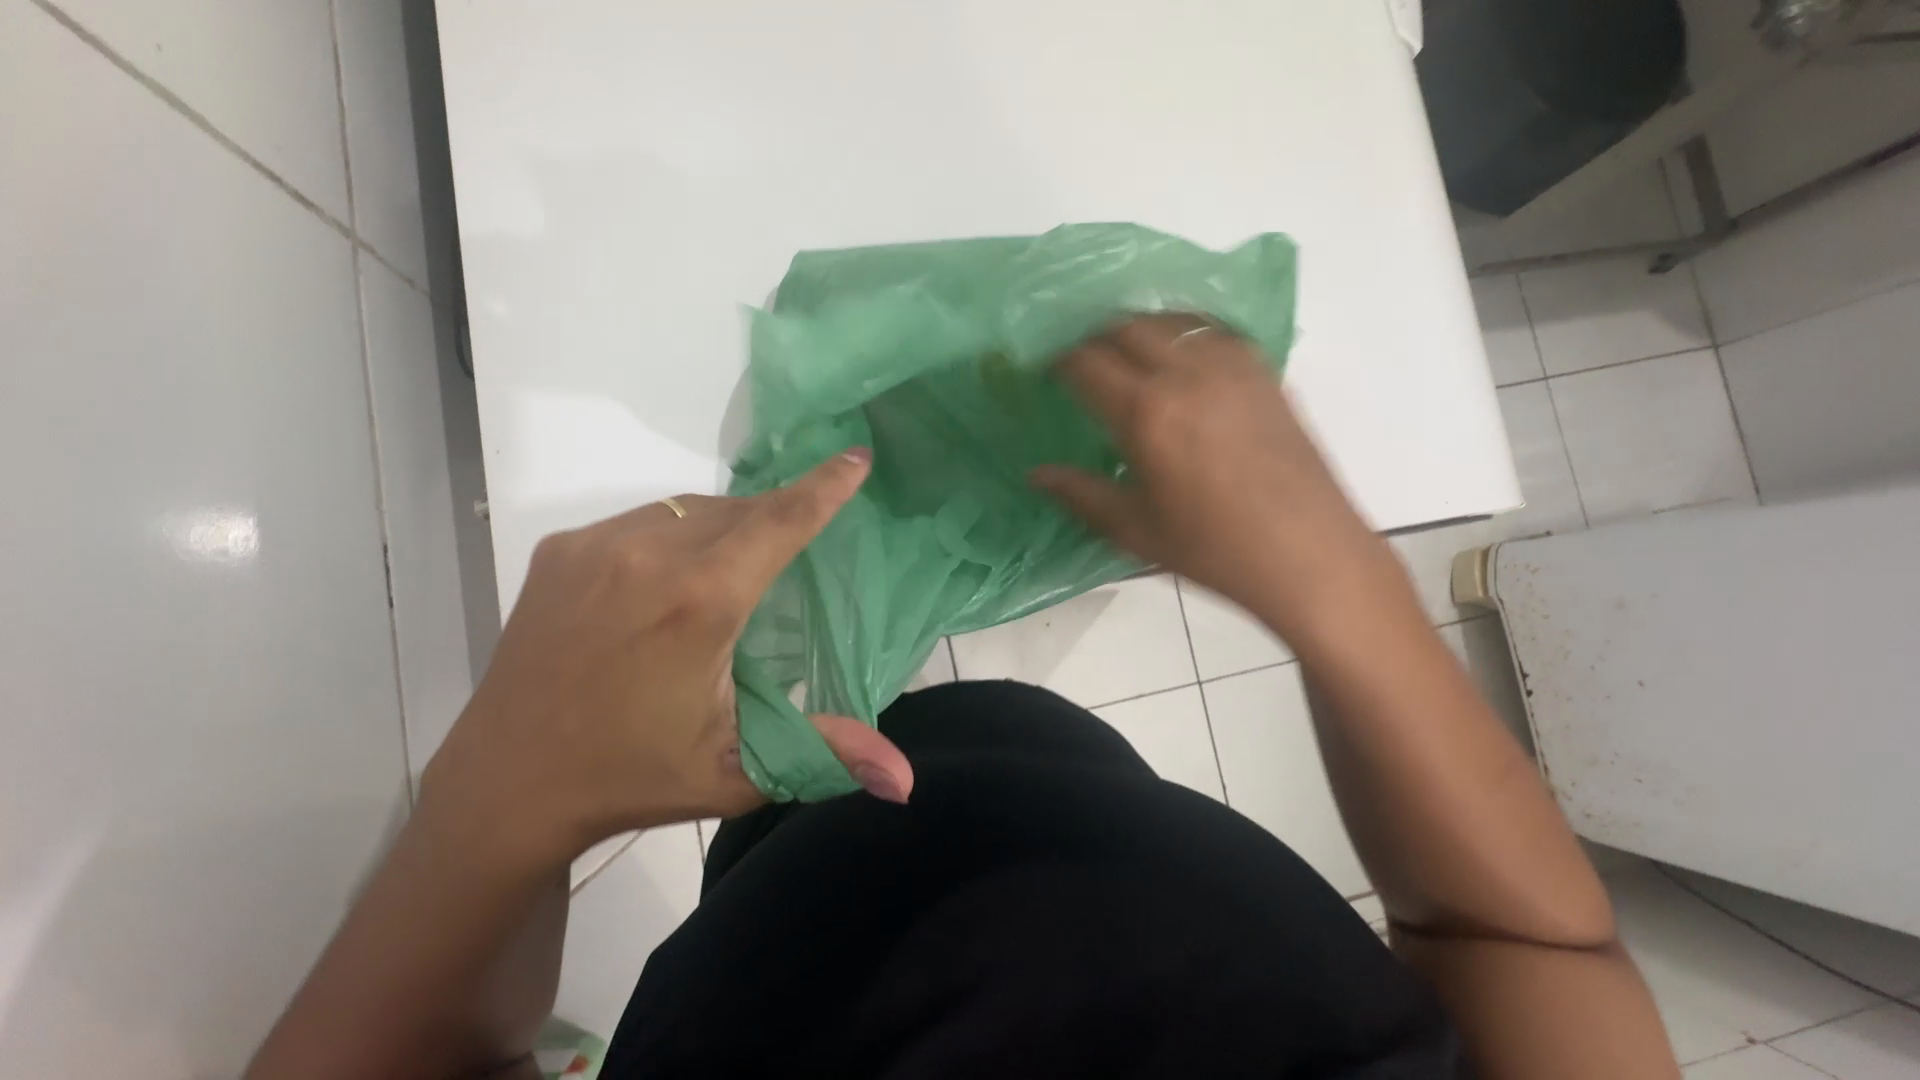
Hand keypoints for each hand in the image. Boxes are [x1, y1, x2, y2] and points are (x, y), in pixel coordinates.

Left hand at [419, 450, 912, 866]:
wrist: (506, 785)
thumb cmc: (631, 778)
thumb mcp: (736, 771)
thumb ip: (827, 756)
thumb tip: (907, 781)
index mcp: (699, 602)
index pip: (779, 523)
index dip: (825, 487)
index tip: (857, 456)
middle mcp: (647, 554)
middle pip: (738, 509)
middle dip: (777, 517)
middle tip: (797, 550)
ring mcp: (596, 546)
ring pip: (687, 508)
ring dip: (724, 526)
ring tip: (732, 573)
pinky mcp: (560, 550)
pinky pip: (640, 520)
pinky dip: (673, 535)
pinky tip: (667, 583)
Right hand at [1032, 315, 1401, 643]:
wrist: (1310, 554)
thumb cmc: (1216, 551)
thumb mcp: (1136, 530)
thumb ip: (1081, 495)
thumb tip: (1036, 474)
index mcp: (1147, 414)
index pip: (1086, 364)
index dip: (1057, 362)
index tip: (1044, 372)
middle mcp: (1186, 374)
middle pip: (1124, 327)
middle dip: (1092, 338)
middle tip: (1078, 363)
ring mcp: (1231, 365)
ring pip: (1168, 320)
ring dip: (1135, 328)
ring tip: (1122, 354)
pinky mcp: (1263, 370)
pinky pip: (1211, 328)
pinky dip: (1182, 330)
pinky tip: (1177, 356)